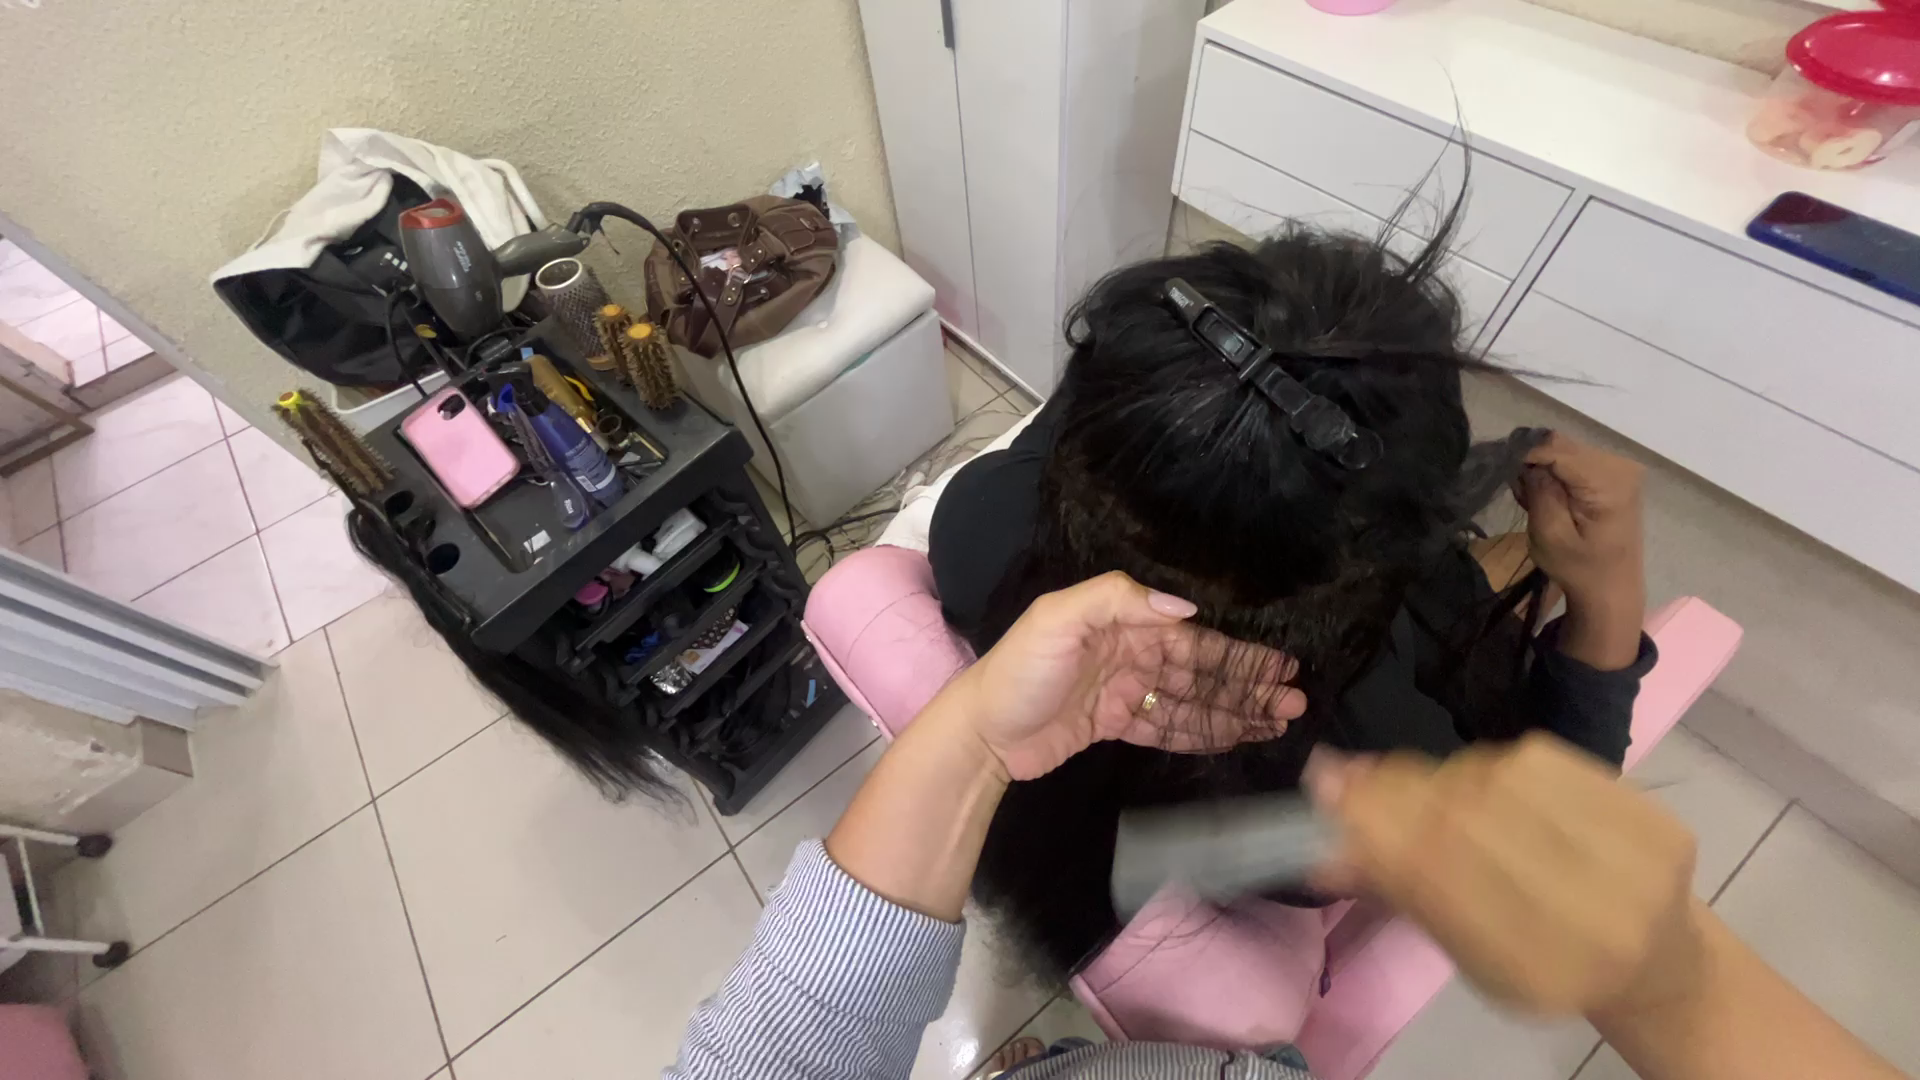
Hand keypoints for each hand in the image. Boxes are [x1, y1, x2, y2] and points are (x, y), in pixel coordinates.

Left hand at [949, 571, 1304, 780]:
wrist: (983, 731)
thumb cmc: (1020, 671)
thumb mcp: (1058, 619)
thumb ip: (1117, 601)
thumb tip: (1186, 608)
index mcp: (1119, 625)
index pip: (1190, 638)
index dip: (1235, 652)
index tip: (1281, 664)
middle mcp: (1127, 654)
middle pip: (1197, 670)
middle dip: (1245, 684)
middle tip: (1295, 701)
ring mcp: (1122, 692)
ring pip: (1188, 700)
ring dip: (1233, 709)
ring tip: (1279, 721)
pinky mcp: (1113, 725)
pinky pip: (1166, 726)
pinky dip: (1201, 730)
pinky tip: (1234, 736)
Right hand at [1306, 733, 1698, 1016]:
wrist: (1659, 962)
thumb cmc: (1541, 962)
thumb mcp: (1462, 951)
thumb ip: (1395, 891)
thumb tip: (1317, 846)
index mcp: (1541, 970)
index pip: (1436, 876)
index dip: (1373, 822)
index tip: (1324, 788)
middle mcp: (1597, 921)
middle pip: (1466, 820)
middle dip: (1395, 788)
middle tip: (1353, 773)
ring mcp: (1636, 865)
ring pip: (1497, 780)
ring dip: (1445, 776)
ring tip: (1432, 790)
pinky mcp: (1653, 819)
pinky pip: (1540, 759)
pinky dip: (1496, 762)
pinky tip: (1493, 783)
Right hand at [1514, 433, 1645, 611]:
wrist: (1611, 586)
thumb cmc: (1580, 567)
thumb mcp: (1549, 535)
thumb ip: (1540, 493)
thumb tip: (1525, 462)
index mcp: (1608, 482)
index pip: (1556, 448)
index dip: (1522, 455)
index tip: (1498, 473)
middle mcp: (1619, 465)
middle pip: (1559, 445)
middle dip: (1530, 464)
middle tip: (1520, 496)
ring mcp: (1618, 468)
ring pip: (1560, 449)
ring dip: (1538, 470)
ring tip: (1532, 500)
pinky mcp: (1611, 474)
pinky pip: (1569, 459)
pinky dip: (1550, 474)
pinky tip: (1547, 496)